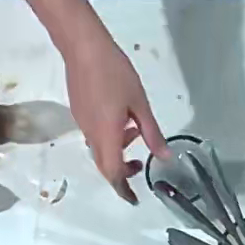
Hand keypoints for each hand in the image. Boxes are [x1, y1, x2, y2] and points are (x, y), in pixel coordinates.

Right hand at [63, 26, 166, 203]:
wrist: (81, 45)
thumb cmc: (114, 72)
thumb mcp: (140, 103)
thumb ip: (152, 133)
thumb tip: (165, 157)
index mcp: (107, 135)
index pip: (113, 173)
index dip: (124, 189)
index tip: (134, 199)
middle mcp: (92, 135)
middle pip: (105, 166)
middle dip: (121, 174)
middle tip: (138, 167)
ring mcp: (83, 124)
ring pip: (100, 151)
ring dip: (117, 152)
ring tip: (134, 133)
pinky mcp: (79, 113)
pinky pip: (95, 136)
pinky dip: (110, 138)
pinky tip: (121, 119)